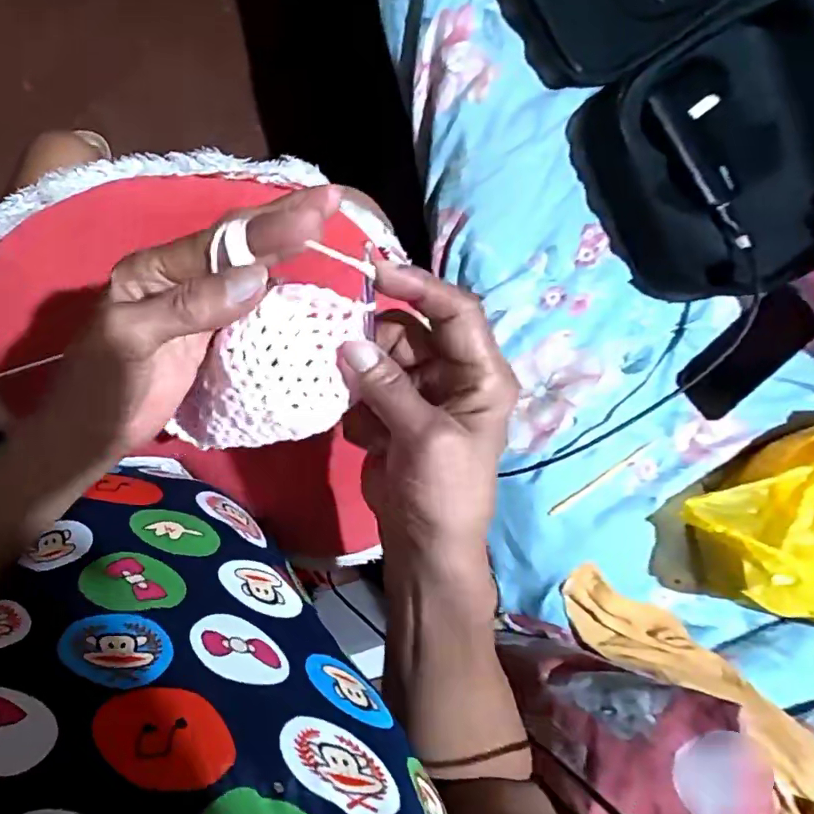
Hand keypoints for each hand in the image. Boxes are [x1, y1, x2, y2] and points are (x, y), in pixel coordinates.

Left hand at [22, 185, 343, 468]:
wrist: (89, 435)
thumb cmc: (99, 386)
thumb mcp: (131, 339)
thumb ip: (188, 306)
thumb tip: (256, 278)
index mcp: (153, 269)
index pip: (217, 242)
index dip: (267, 226)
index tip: (317, 210)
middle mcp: (179, 280)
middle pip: (237, 247)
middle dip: (285, 225)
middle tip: (336, 202)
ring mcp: (198, 310)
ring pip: (248, 275)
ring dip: (288, 256)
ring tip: (332, 230)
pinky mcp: (210, 340)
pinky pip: (250, 312)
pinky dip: (280, 298)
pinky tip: (307, 285)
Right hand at [337, 259, 518, 562]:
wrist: (424, 543)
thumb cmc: (445, 491)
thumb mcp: (424, 437)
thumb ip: (388, 388)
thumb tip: (348, 343)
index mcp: (480, 375)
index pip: (456, 312)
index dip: (420, 287)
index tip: (375, 271)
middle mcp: (449, 375)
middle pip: (409, 331)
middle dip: (374, 333)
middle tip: (334, 331)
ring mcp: (414, 394)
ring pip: (379, 358)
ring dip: (358, 370)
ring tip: (343, 389)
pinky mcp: (387, 414)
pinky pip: (362, 388)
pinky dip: (352, 401)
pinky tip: (360, 431)